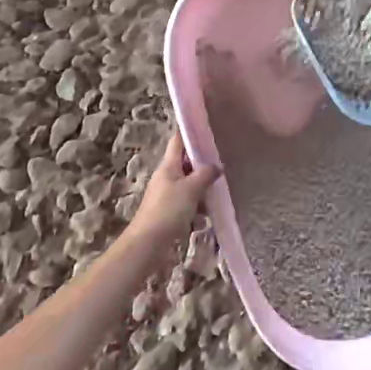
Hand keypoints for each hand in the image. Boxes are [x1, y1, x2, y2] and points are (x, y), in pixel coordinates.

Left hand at [126, 132, 219, 247]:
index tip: (205, 126)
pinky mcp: (168, 212)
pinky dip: (197, 206)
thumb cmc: (168, 210)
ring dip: (202, 188)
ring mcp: (166, 195)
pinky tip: (206, 215)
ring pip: (188, 184)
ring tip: (218, 192)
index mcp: (168, 166)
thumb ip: (205, 174)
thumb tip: (216, 166)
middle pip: (186, 163)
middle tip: (222, 162)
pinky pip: (187, 202)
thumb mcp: (191, 189)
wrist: (148, 244)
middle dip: (202, 164)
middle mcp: (166, 177)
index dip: (190, 132)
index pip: (178, 141)